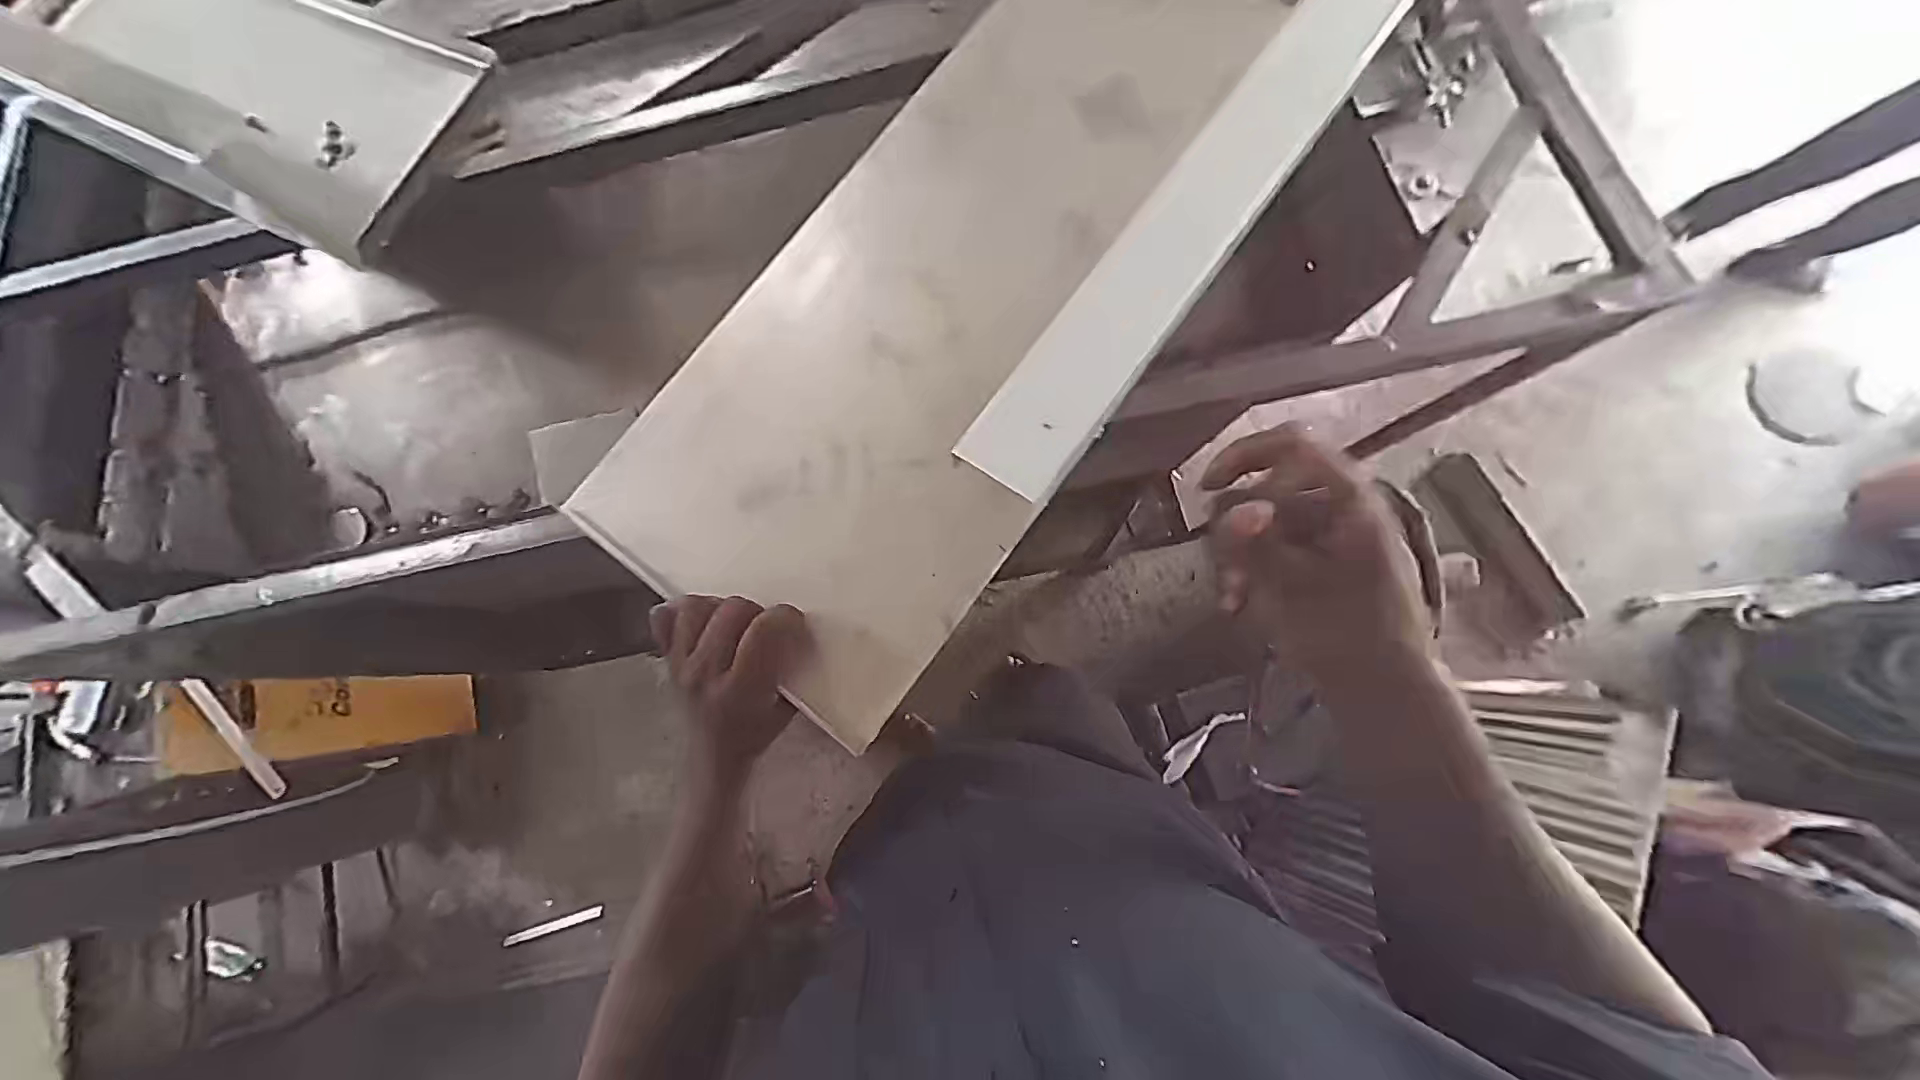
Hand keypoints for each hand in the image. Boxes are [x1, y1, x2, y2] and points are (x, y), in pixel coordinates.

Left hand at [650, 596, 805, 790]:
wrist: (712, 758)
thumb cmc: (752, 735)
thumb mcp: (786, 708)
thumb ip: (791, 668)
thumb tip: (796, 630)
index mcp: (740, 690)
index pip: (764, 630)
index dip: (786, 618)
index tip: (794, 625)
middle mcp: (704, 675)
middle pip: (733, 610)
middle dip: (759, 612)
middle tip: (767, 630)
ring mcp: (680, 666)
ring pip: (698, 607)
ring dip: (723, 608)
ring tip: (736, 624)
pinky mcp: (667, 660)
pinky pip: (668, 617)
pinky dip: (688, 612)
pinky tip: (707, 623)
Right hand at [1200, 425, 1428, 666]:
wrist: (1381, 688)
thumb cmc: (1350, 638)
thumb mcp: (1296, 590)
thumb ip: (1260, 545)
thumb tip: (1235, 511)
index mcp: (1349, 500)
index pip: (1292, 446)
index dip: (1243, 455)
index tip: (1207, 486)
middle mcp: (1335, 507)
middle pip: (1264, 487)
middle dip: (1234, 527)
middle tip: (1227, 568)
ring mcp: (1322, 533)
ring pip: (1257, 520)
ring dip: (1235, 554)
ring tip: (1234, 594)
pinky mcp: (1310, 559)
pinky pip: (1264, 547)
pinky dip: (1245, 569)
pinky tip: (1237, 601)